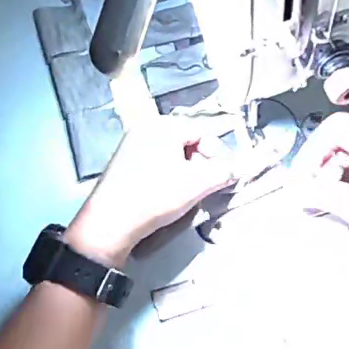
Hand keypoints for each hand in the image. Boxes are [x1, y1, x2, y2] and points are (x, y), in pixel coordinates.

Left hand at [66, 117, 236, 265]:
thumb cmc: (156, 196)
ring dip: (187, 172)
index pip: (202, 132)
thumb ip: (223, 171)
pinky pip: (157, 163)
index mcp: (162, 125)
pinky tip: (170, 195)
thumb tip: (237, 167)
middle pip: (187, 142)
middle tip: (207, 185)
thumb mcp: (198, 183)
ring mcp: (131, 146)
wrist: (111, 222)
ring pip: (172, 154)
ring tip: (190, 193)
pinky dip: (170, 176)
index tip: (224, 175)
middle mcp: (145, 129)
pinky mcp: (125, 165)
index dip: (218, 154)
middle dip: (202, 163)